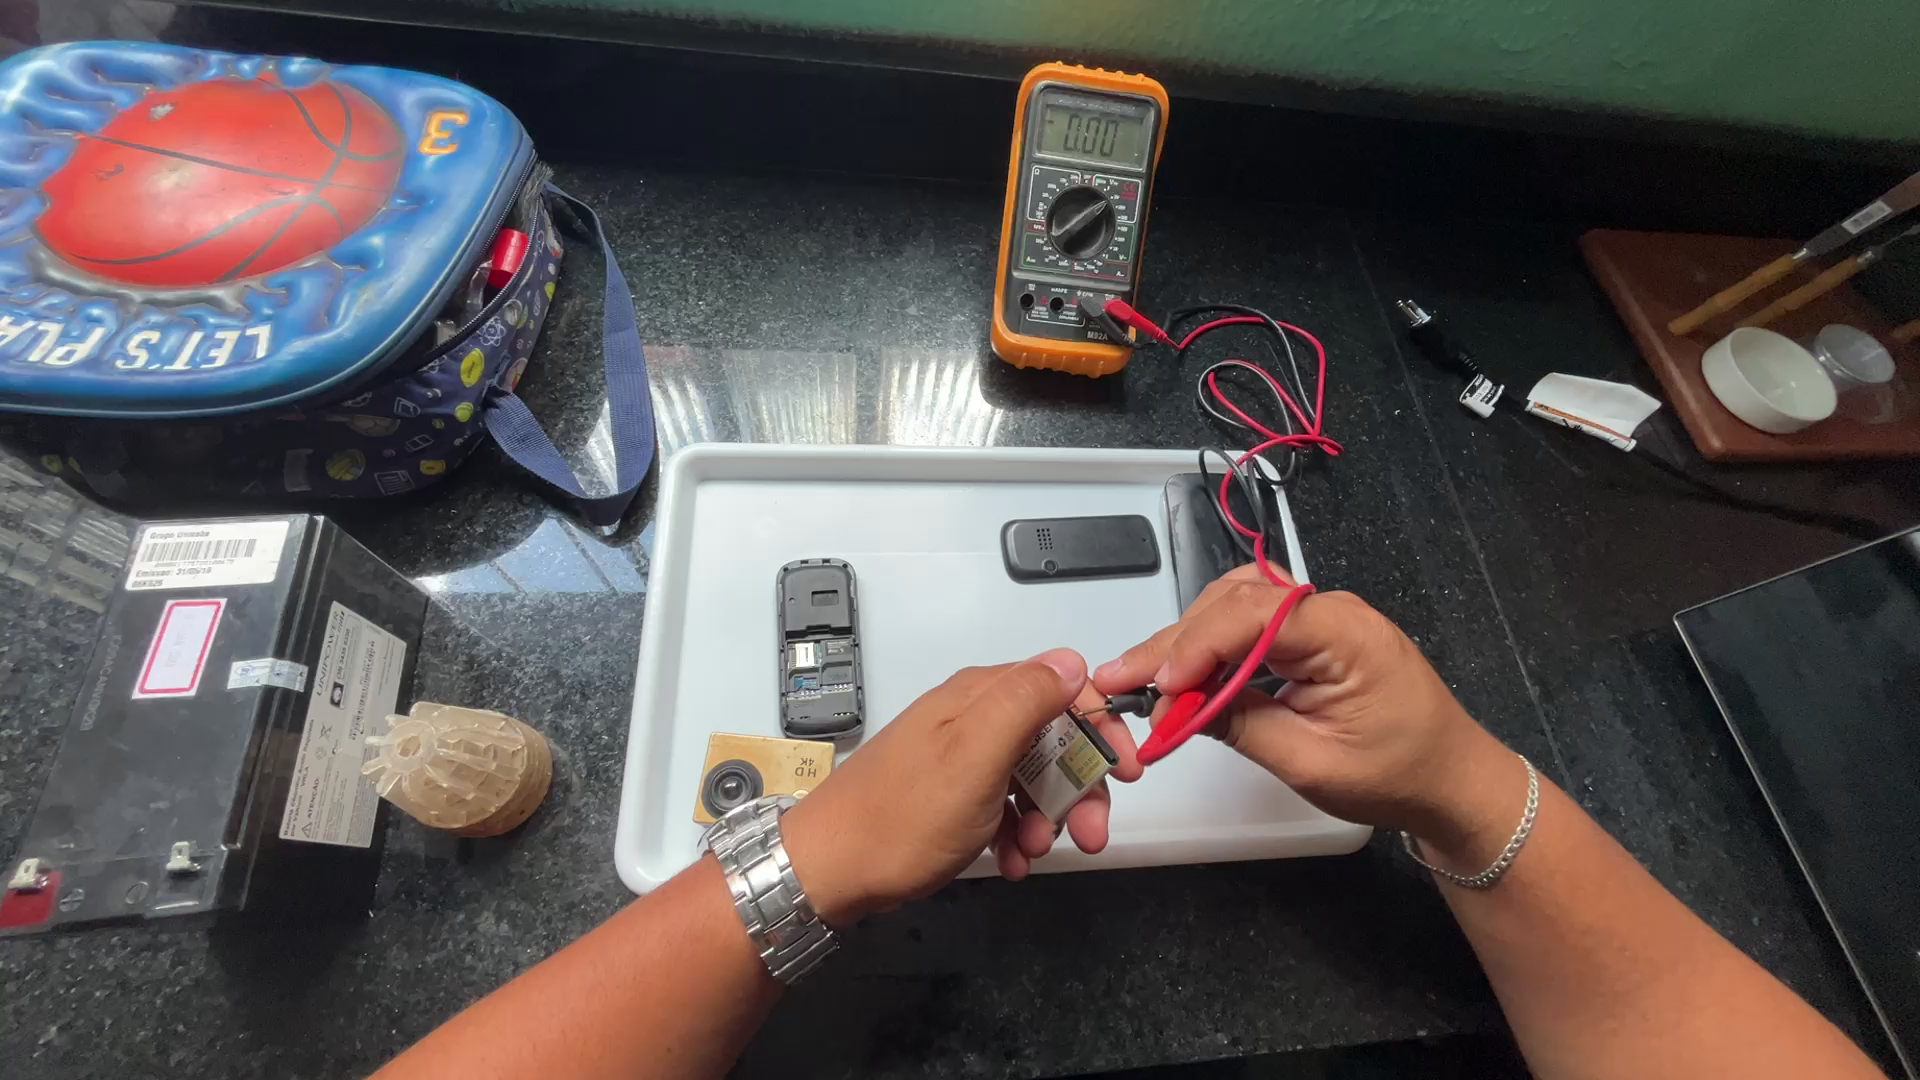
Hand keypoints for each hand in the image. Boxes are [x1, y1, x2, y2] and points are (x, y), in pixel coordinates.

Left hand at [780, 650, 1140, 926]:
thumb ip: (1025, 702)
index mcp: (981, 696)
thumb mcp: (974, 757)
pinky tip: (1010, 860)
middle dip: (1079, 784)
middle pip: (1052, 735)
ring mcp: (961, 753)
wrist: (830, 870)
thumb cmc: (904, 816)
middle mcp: (972, 715)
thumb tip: (1071, 660)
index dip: (1100, 724)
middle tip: (1091, 832)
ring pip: (1031, 773)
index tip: (1125, 770)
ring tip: (1034, 850)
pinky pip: (1003, 801)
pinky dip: (1016, 830)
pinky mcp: (952, 790)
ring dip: (1048, 815)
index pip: (1062, 685)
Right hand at [1091, 564, 1518, 859]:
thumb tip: (1172, 708)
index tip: (1159, 685)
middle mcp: (1326, 608)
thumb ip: (1238, 725)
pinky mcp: (1307, 632)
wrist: (1453, 782)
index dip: (1197, 645)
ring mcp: (1316, 615)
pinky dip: (1209, 642)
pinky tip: (1186, 667)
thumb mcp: (1310, 762)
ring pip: (1232, 604)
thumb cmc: (1396, 776)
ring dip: (1186, 638)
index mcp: (1343, 632)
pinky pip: (1246, 621)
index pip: (1252, 615)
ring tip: (1147, 673)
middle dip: (1176, 642)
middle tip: (1125, 677)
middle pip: (1232, 603)